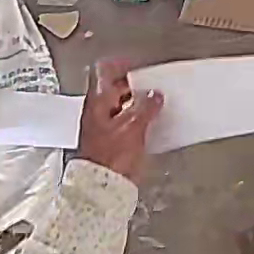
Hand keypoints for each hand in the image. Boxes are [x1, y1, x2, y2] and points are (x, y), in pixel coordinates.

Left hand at [76, 60, 164, 182]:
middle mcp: (97, 112)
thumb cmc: (110, 159)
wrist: (102, 188)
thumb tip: (154, 95)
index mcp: (98, 102)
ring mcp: (103, 127)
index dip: (121, 64)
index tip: (138, 66)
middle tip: (153, 86)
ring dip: (138, 103)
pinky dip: (138, 119)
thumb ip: (145, 107)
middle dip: (135, 86)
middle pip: (114, 88)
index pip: (104, 71)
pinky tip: (151, 124)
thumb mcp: (133, 127)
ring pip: (121, 105)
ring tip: (156, 104)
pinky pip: (126, 123)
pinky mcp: (111, 142)